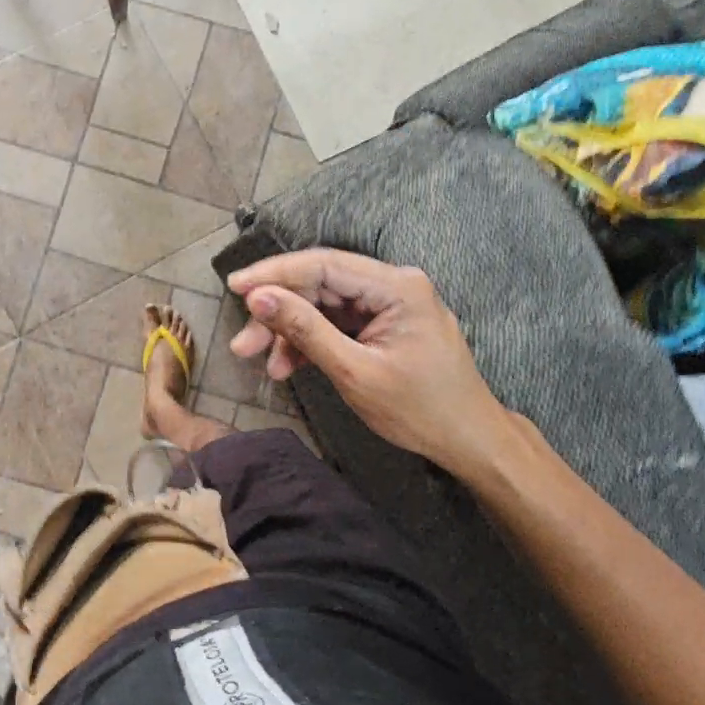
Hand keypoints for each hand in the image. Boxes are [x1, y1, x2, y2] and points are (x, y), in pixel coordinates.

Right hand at [227, 249, 513, 472]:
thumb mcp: (354, 372)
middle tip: (243, 345)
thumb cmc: (421, 410)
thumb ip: (305, 330)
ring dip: (291, 332)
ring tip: (264, 365)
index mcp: (396, 286)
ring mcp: (390, 303)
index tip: (235, 287)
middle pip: (319, 284)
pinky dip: (312, 342)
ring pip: (324, 305)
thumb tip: (259, 298)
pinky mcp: (385, 323)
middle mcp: (393, 284)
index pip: (322, 264)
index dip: (274, 274)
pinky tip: (288, 366)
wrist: (469, 440)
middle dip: (278, 312)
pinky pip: (338, 322)